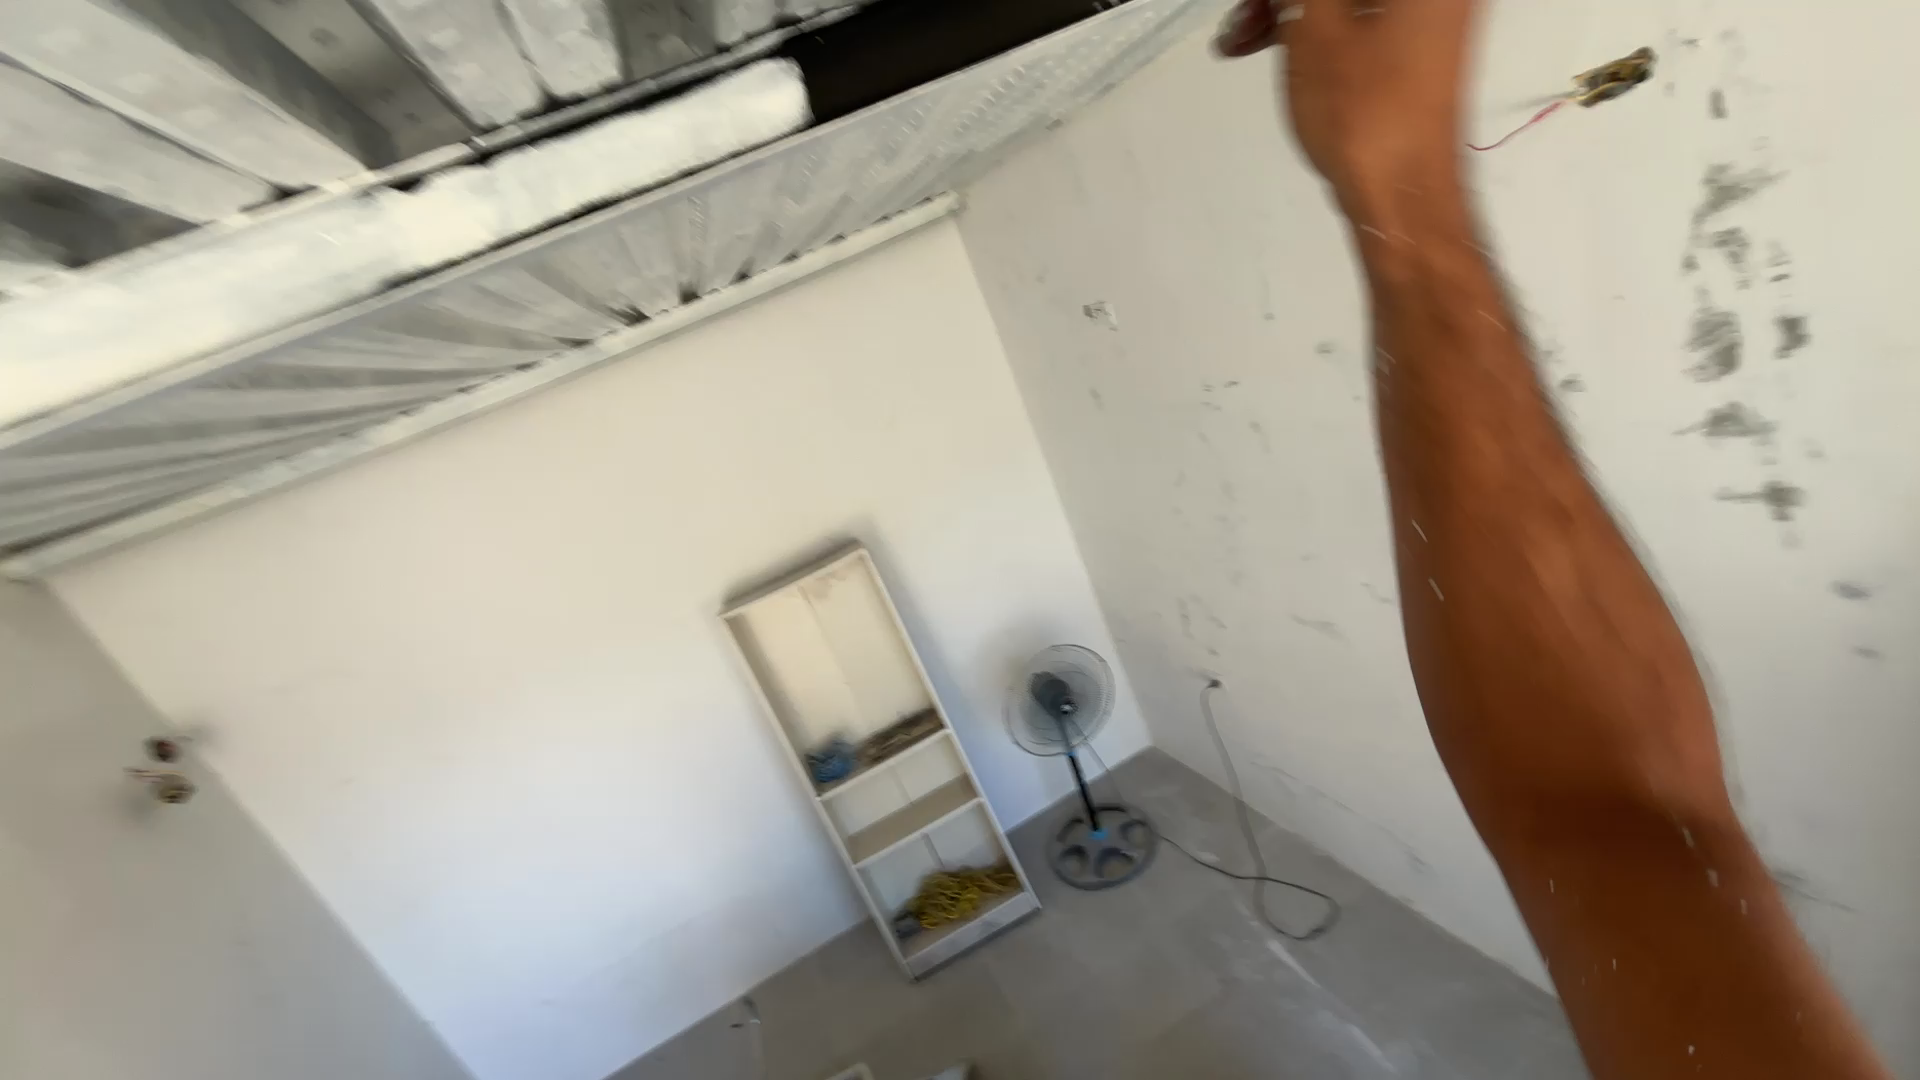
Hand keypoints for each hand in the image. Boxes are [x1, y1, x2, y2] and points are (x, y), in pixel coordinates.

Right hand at [1215, 0, 1477, 207]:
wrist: (1402, 187)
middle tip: (1238, 18)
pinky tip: (1268, 45)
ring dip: (1289, 8)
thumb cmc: (1362, 106)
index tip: (1255, 5)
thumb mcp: (1314, 28)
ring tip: (1236, 40)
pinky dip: (1313, 24)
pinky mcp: (1412, 39)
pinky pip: (1355, 13)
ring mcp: (1426, 8)